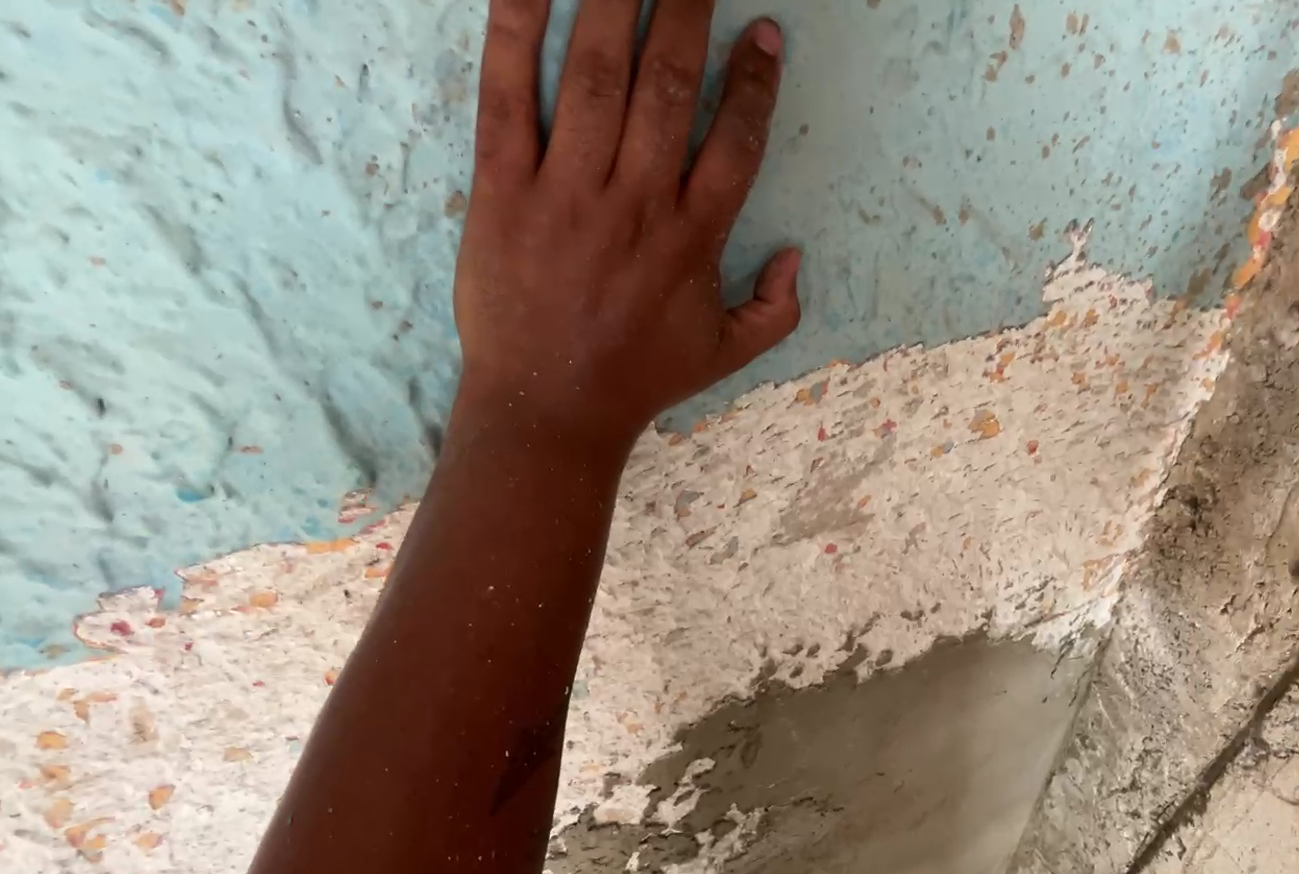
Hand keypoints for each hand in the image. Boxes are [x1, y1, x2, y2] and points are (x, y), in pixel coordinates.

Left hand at [452, 0, 801, 452]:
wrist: (550, 407)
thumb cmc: (640, 378)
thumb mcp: (726, 355)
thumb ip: (776, 311)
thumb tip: (796, 255)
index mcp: (692, 241)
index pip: (736, 142)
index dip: (754, 82)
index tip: (764, 34)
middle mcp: (636, 205)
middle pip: (670, 88)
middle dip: (689, 13)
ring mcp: (566, 193)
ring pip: (596, 75)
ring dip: (617, 2)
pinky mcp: (502, 190)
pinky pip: (506, 95)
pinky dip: (516, 29)